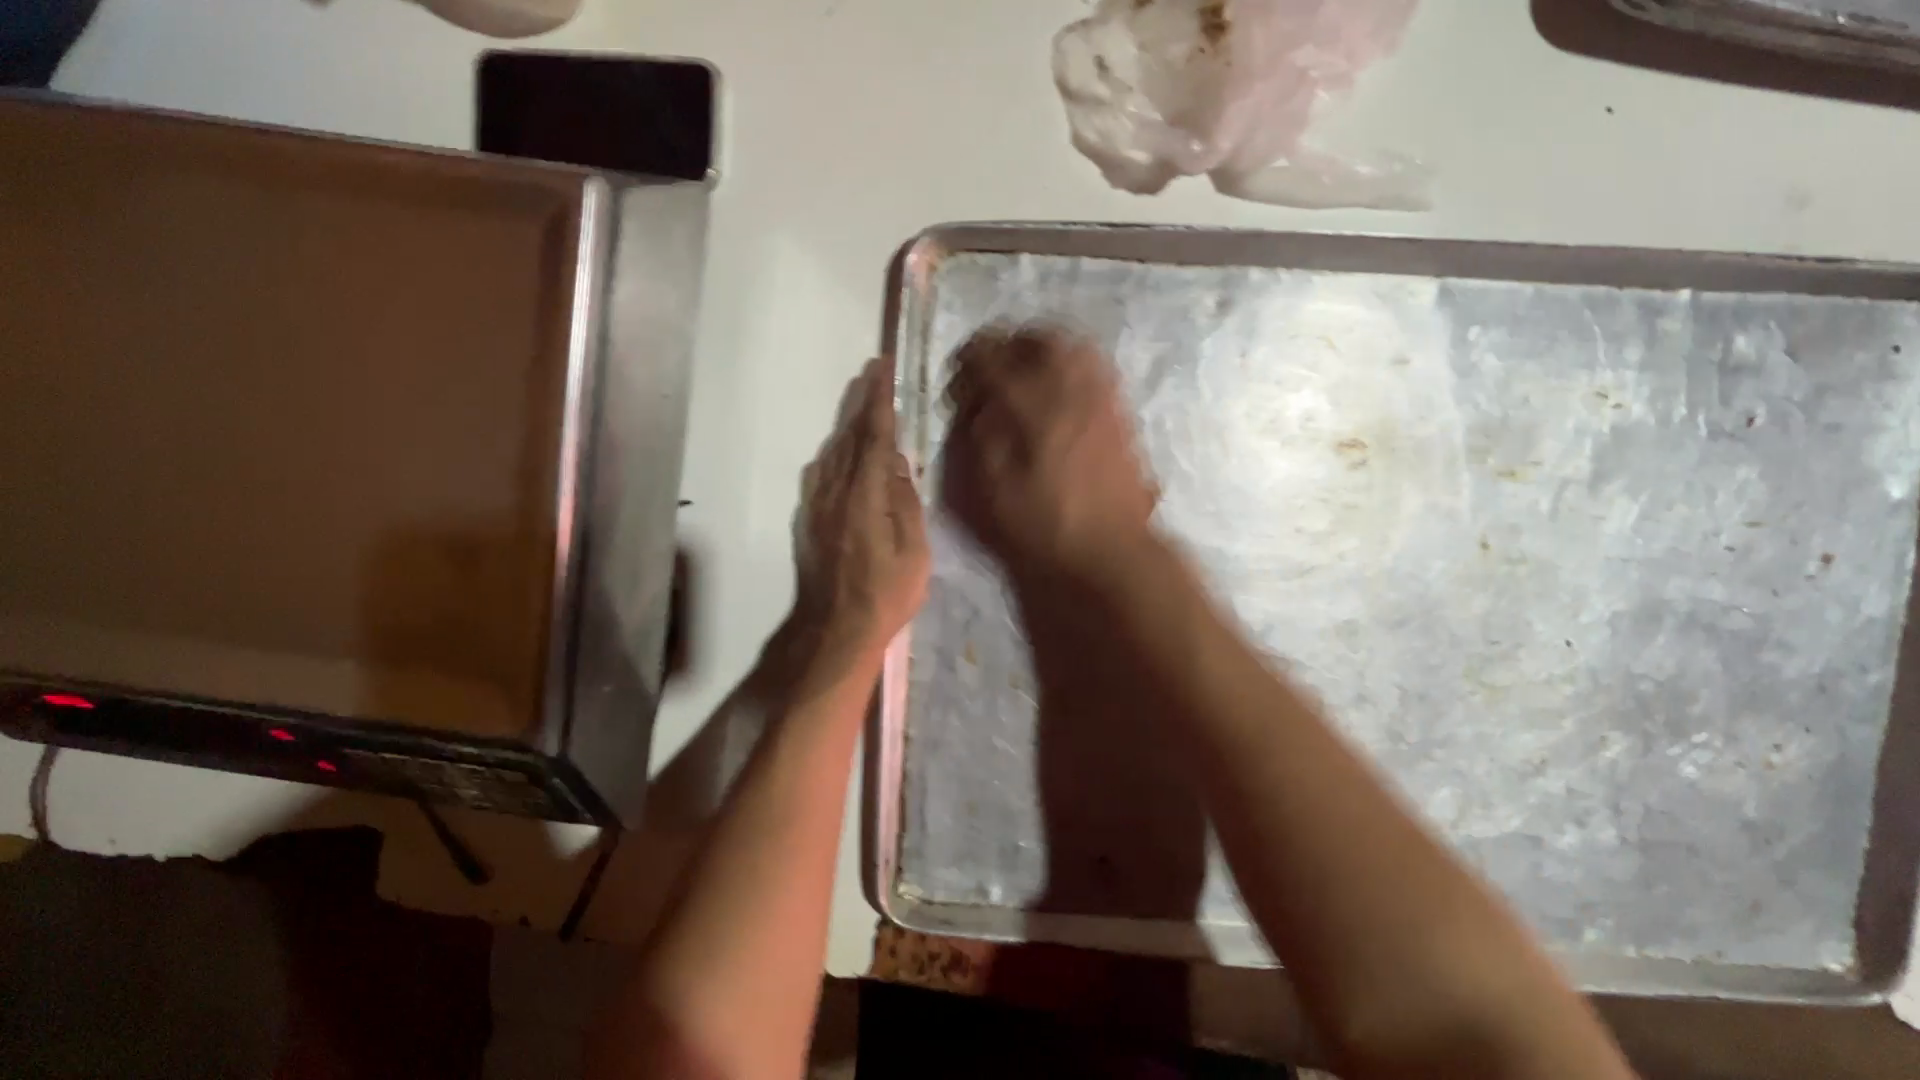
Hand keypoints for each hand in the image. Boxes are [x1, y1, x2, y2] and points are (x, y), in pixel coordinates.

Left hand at [793, 358, 930, 667]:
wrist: (833, 630)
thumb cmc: (885, 595)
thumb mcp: (914, 552)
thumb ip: (906, 501)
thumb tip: (897, 461)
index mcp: (866, 493)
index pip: (874, 434)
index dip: (880, 399)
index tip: (884, 368)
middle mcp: (836, 489)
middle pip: (848, 434)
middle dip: (861, 400)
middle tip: (872, 370)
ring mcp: (817, 503)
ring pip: (831, 450)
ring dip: (845, 421)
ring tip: (859, 401)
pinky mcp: (808, 519)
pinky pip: (820, 471)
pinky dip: (832, 451)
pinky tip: (837, 450)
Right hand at [942, 327, 1158, 585]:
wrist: (1112, 553)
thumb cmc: (1045, 530)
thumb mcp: (996, 492)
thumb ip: (982, 439)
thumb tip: (977, 405)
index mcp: (1035, 412)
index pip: (997, 364)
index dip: (973, 358)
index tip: (960, 363)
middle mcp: (1074, 395)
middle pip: (1044, 341)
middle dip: (1014, 341)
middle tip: (995, 355)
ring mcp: (1104, 402)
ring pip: (1077, 349)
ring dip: (1047, 347)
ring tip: (1028, 363)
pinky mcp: (1123, 417)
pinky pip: (1100, 371)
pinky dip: (1076, 365)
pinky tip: (1063, 387)